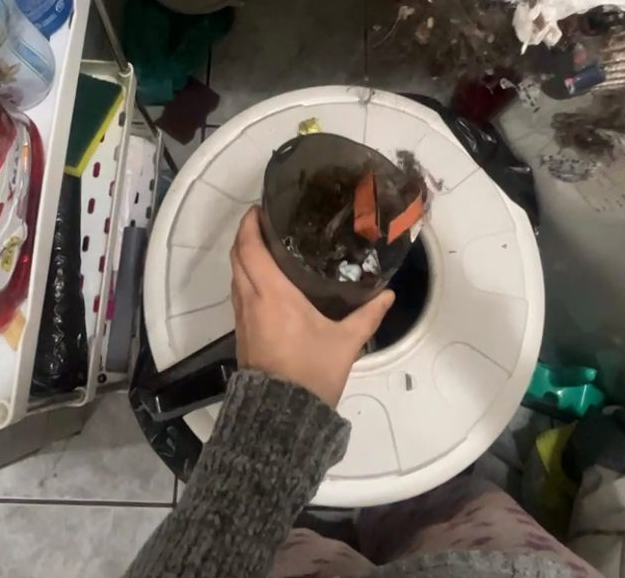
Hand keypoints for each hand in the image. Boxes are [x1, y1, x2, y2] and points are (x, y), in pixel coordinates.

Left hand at [230, 205, 392, 405]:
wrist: (280, 415)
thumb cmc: (311, 372)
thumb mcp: (345, 343)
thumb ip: (367, 316)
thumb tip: (388, 295)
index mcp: (272, 294)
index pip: (251, 248)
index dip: (250, 224)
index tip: (261, 208)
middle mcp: (251, 299)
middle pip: (238, 257)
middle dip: (246, 235)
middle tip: (266, 222)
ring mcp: (242, 317)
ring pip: (236, 275)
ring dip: (244, 256)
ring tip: (267, 245)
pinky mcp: (242, 332)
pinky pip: (239, 293)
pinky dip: (246, 276)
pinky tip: (266, 280)